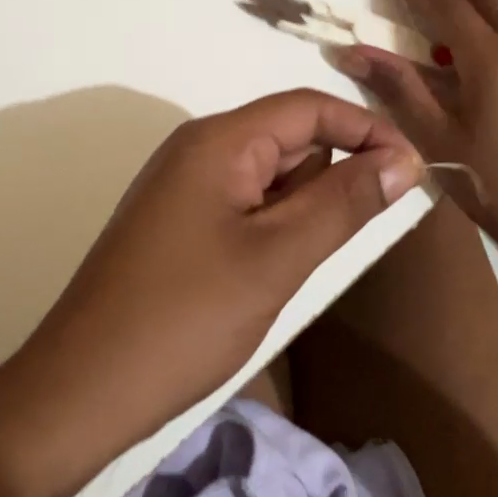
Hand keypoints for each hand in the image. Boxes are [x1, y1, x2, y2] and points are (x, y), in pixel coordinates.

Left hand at [24, 89, 423, 431]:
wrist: (83, 388)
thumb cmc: (185, 318)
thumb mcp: (278, 258)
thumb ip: (344, 203)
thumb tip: (403, 159)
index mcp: (217, 141)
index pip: (308, 107)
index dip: (367, 130)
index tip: (414, 172)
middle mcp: (197, 150)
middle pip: (289, 137)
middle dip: (336, 173)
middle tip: (367, 230)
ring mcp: (183, 188)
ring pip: (269, 175)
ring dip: (305, 206)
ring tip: (307, 262)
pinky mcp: (177, 224)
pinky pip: (244, 204)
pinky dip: (276, 226)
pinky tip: (277, 271)